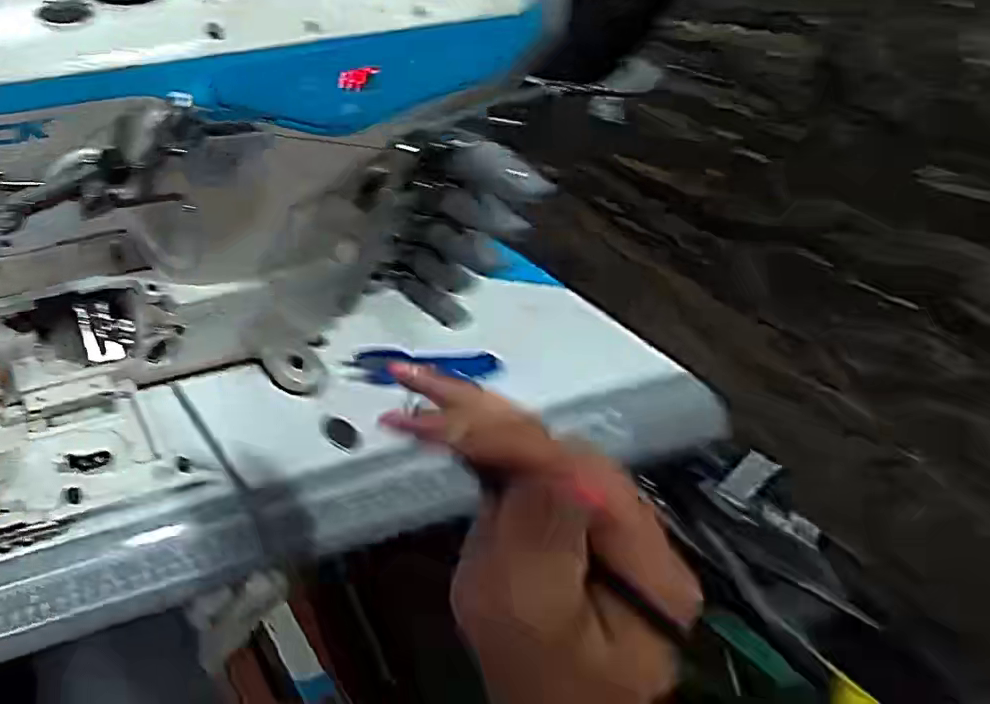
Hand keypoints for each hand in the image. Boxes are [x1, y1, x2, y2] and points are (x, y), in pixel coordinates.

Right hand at [380, 364, 701, 703]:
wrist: (544, 702)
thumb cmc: (537, 671)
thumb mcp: (535, 613)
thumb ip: (545, 539)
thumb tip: (553, 468)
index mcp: (638, 553)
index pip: (566, 464)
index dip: (495, 435)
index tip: (428, 425)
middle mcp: (622, 521)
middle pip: (551, 439)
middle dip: (476, 406)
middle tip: (413, 381)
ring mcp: (588, 510)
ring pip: (532, 435)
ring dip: (471, 405)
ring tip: (416, 380)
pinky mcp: (554, 505)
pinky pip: (516, 452)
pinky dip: (473, 425)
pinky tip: (442, 411)